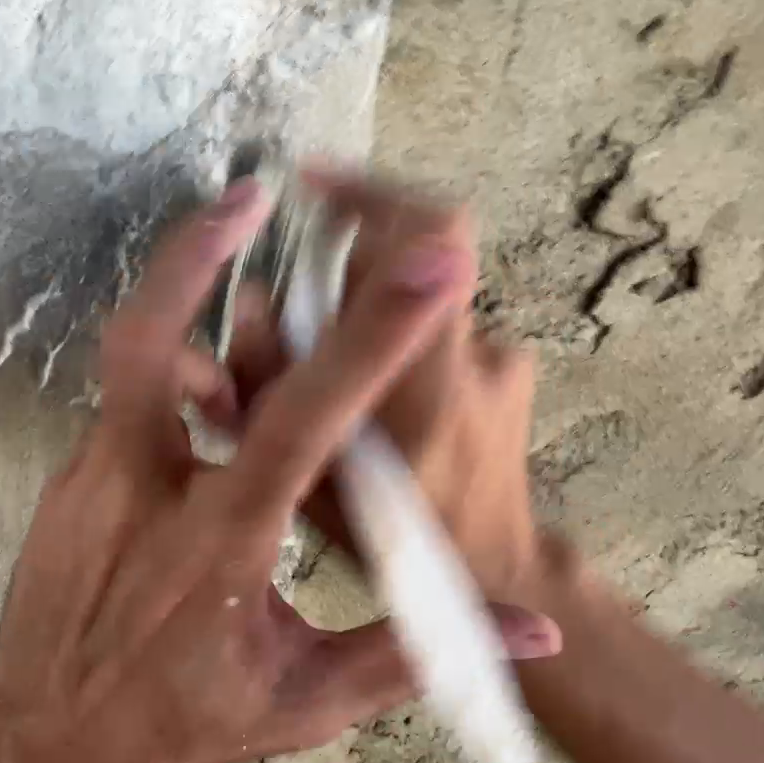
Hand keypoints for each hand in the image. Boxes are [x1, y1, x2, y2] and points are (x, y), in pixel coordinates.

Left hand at [0, 177, 560, 762]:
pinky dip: (166, 397)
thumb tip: (531, 632)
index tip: (428, 265)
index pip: (302, 424)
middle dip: (194, 257)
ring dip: (187, 328)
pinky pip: (121, 413)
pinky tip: (197, 424)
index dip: (369, 341)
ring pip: (133, 368)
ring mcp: (86, 479)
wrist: (45, 738)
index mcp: (221, 543)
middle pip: (149, 345)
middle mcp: (141, 492)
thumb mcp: (300, 704)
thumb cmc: (179, 724)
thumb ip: (407, 657)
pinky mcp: (63, 482)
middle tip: (247, 195)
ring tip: (234, 336)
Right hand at [220, 164, 549, 604]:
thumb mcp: (302, 472)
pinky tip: (379, 406)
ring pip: (411, 308)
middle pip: (401, 265)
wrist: (498, 577)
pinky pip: (435, 336)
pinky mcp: (512, 372)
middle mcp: (473, 353)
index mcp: (422, 380)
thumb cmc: (387, 539)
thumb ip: (272, 388)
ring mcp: (501, 360)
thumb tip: (252, 299)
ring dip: (364, 326)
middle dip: (338, 281)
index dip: (370, 194)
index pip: (426, 239)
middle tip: (293, 329)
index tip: (309, 185)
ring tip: (332, 388)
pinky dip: (397, 352)